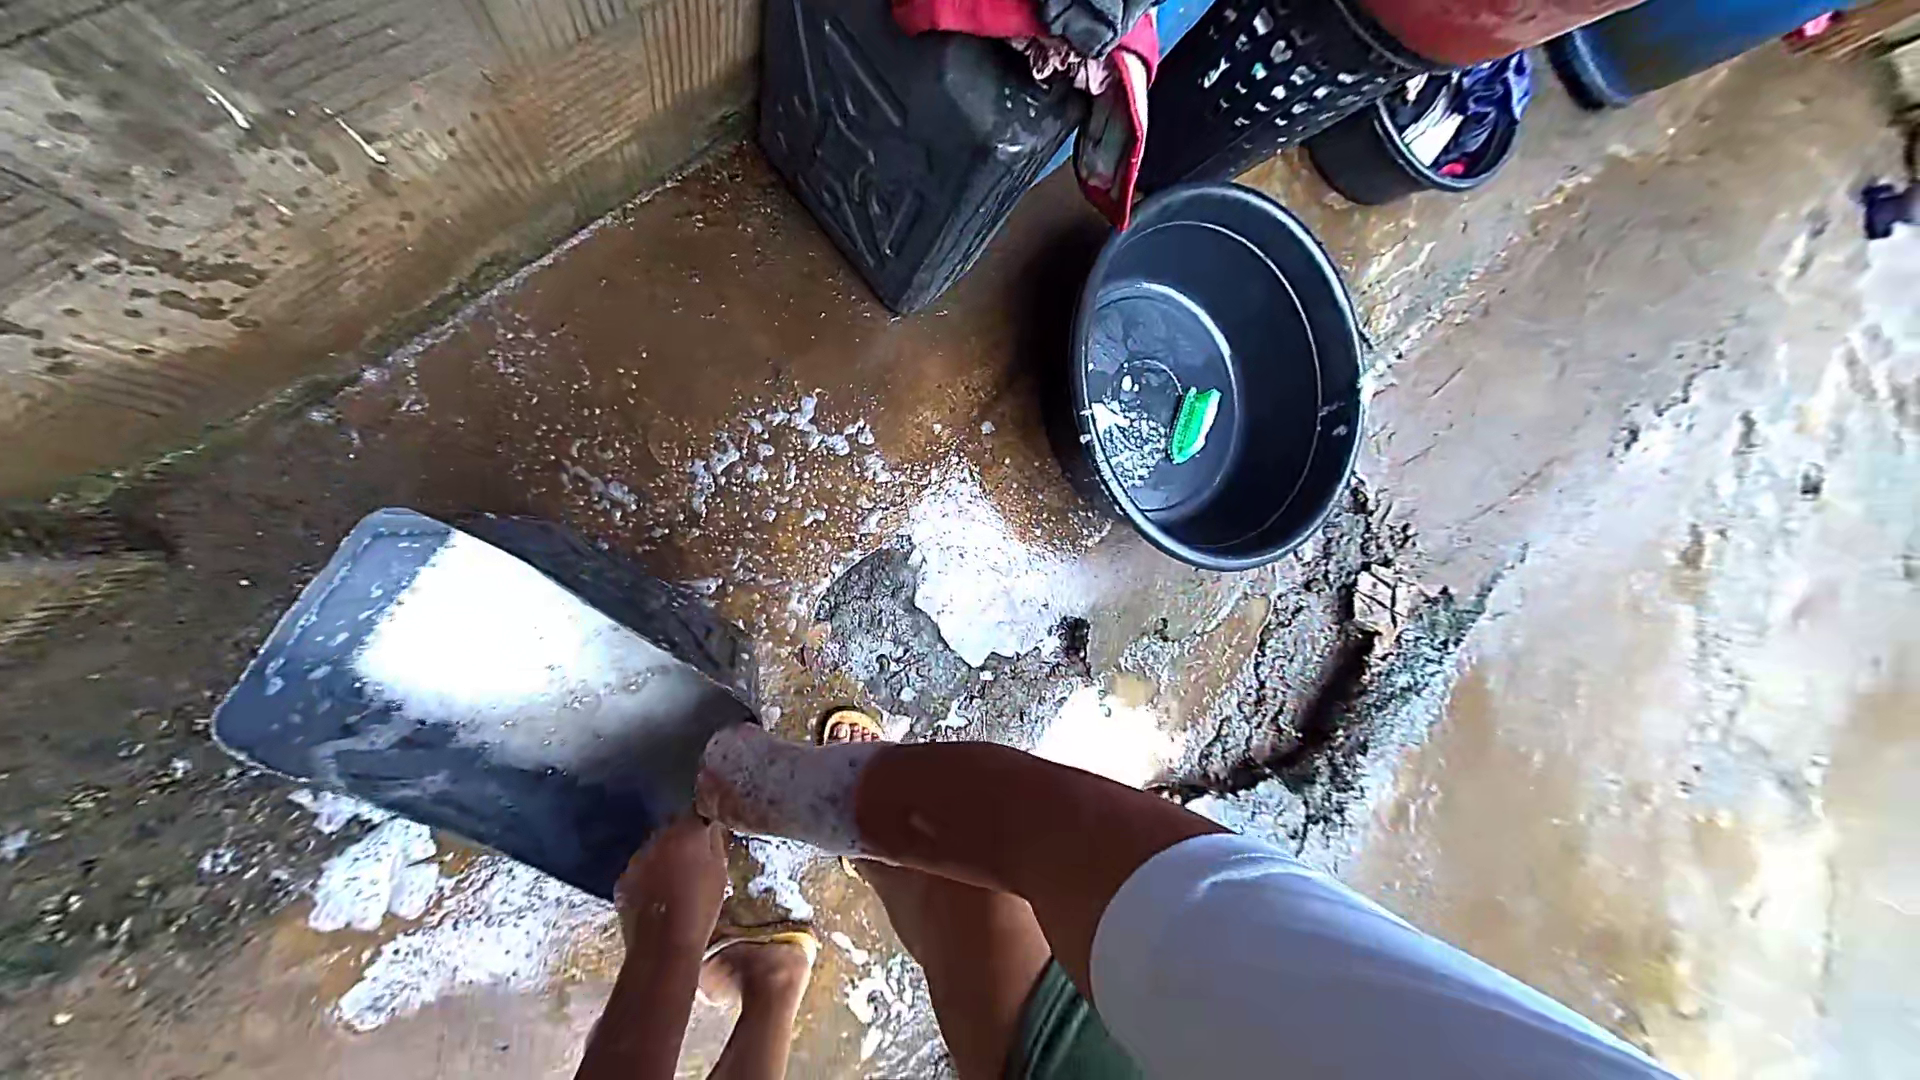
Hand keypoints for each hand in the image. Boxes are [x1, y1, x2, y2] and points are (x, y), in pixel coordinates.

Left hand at [614, 815, 727, 953]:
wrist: (663, 948)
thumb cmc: (700, 907)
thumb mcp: (719, 871)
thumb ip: (715, 841)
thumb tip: (711, 827)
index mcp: (684, 832)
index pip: (695, 811)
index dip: (703, 820)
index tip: (709, 831)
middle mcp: (657, 839)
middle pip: (671, 828)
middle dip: (681, 837)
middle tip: (693, 857)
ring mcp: (635, 860)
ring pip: (654, 848)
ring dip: (663, 855)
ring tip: (674, 878)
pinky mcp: (622, 882)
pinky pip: (639, 869)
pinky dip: (648, 876)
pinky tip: (657, 894)